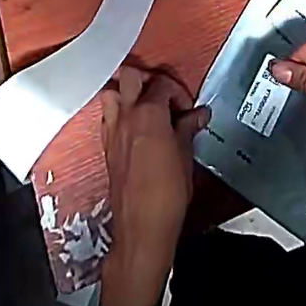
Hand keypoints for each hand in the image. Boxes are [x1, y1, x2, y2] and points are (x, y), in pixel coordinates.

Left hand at [97, 68, 207, 284]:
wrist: (142, 229)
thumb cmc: (167, 194)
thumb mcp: (185, 155)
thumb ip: (188, 128)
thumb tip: (197, 115)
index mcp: (148, 114)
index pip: (161, 84)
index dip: (178, 91)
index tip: (188, 107)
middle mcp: (126, 118)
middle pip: (129, 76)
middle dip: (148, 79)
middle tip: (164, 94)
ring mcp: (113, 132)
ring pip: (111, 93)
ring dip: (127, 92)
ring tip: (146, 104)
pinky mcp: (107, 148)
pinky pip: (108, 116)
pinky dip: (119, 112)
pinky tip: (135, 126)